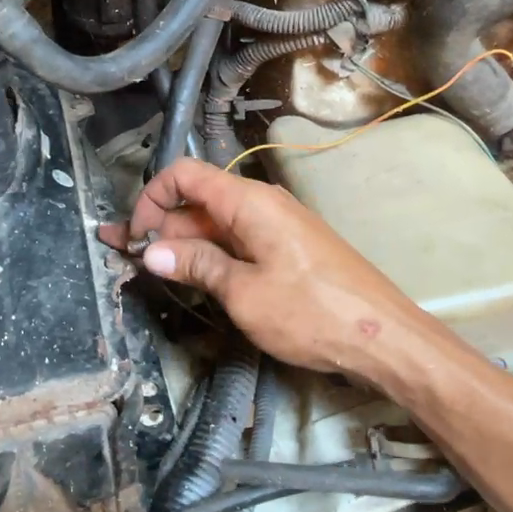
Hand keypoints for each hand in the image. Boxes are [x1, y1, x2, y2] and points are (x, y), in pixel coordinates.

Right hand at [99, 158, 446, 377]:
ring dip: (184, 244)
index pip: (185, 174)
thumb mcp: (244, 293)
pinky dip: (212, 255)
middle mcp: (261, 203)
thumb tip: (151, 250)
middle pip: (198, 201)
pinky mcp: (288, 249)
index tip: (134, 237)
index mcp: (248, 201)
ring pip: (217, 224)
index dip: (152, 198)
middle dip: (161, 226)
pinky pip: (239, 241)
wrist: (384, 337)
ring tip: (153, 272)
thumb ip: (196, 266)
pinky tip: (196, 279)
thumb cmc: (311, 312)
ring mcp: (277, 226)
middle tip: (128, 259)